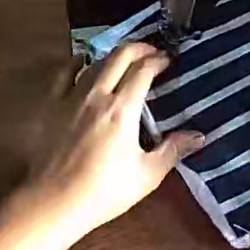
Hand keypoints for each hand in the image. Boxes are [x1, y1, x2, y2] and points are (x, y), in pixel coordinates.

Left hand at [18, 42, 204, 238]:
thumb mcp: (147, 175)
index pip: (143, 71)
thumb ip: (172, 150)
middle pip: (118, 57)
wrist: (55, 201)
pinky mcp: (50, 107)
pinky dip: (76, 63)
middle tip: (151, 53)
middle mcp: (96, 95)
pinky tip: (82, 61)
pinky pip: (63, 75)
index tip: (168, 61)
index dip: (158, 60)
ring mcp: (70, 98)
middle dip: (139, 48)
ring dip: (112, 56)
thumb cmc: (104, 191)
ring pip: (93, 63)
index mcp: (121, 109)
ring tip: (124, 60)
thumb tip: (198, 136)